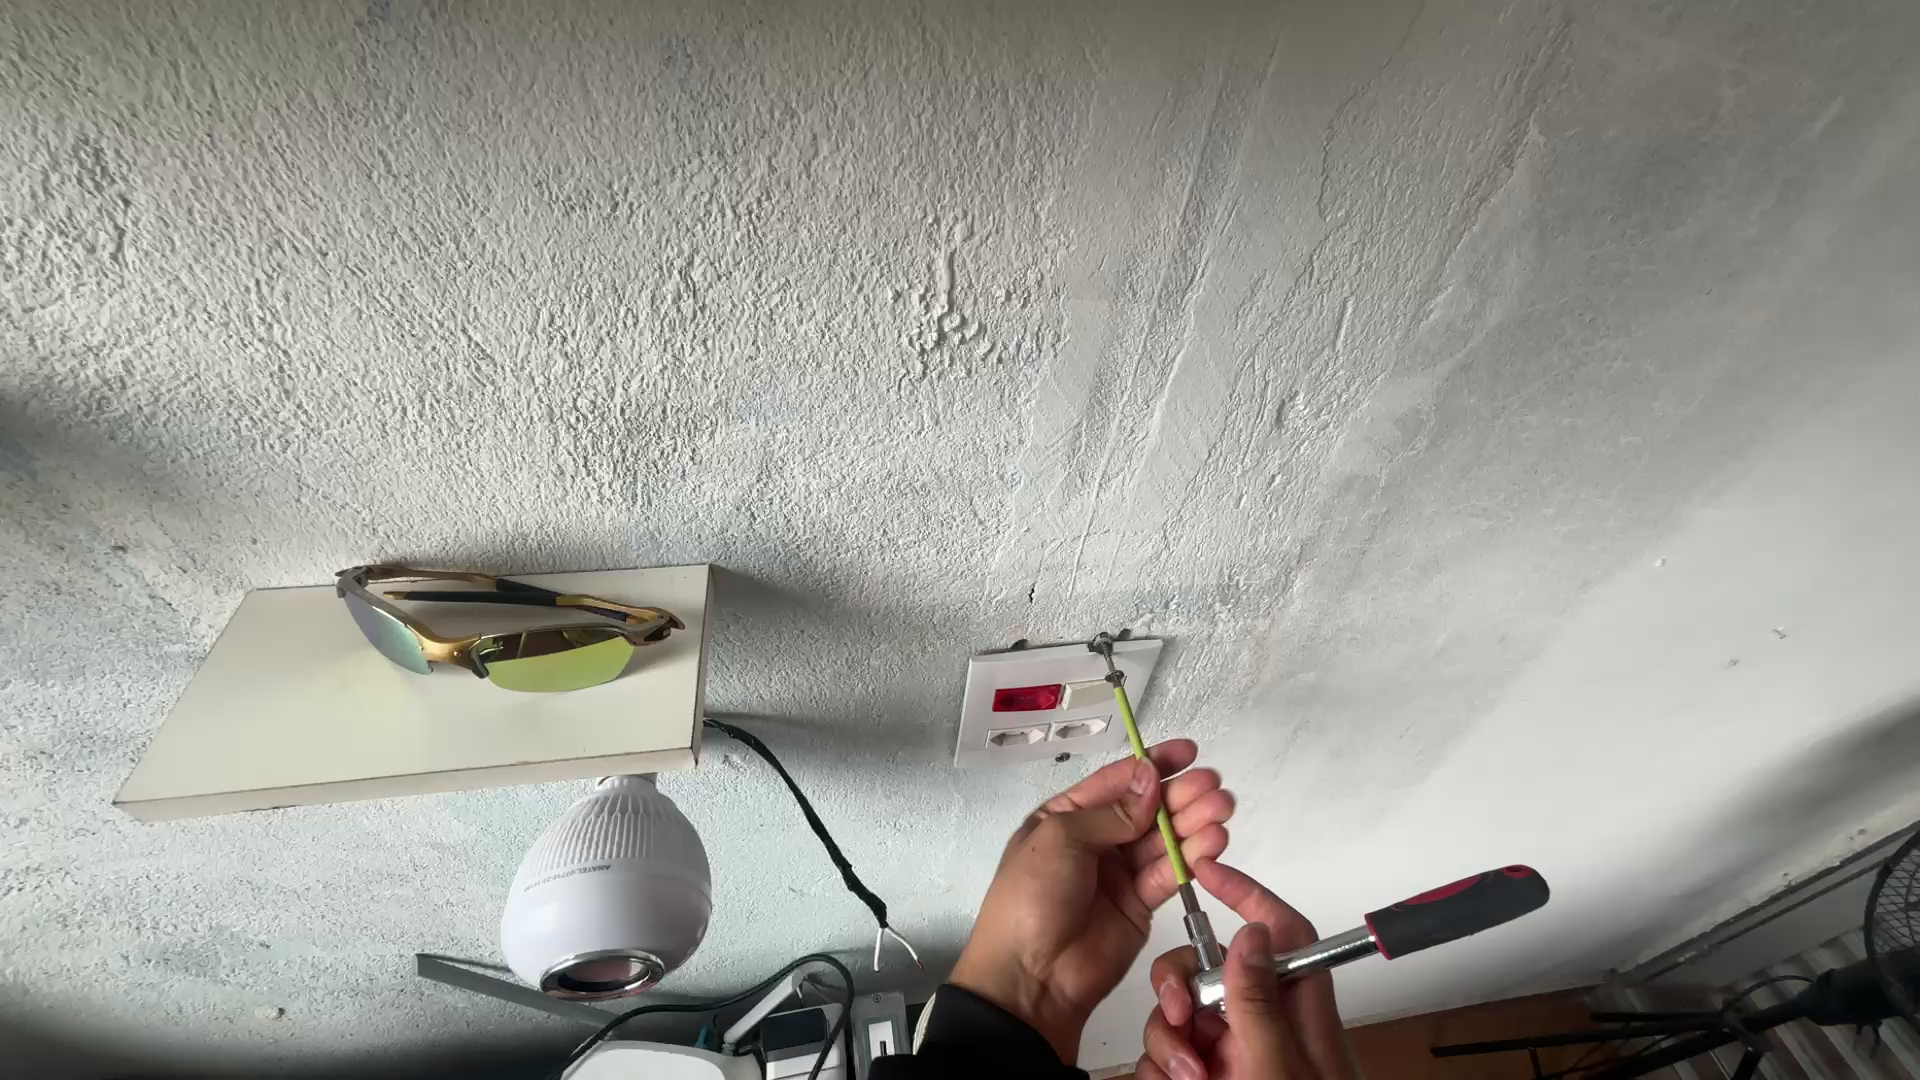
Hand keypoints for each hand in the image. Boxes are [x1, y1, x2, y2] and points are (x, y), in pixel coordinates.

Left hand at [950, 740, 1234, 1063]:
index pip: (1116, 781)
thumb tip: (1148, 778)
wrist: (1031, 976)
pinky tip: (1213, 843)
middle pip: (1145, 809)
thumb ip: (1112, 813)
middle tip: (1214, 785)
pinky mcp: (1139, 905)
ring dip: (1193, 823)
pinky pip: (1169, 874)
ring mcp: (1118, 873)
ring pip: (1163, 839)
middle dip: (1180, 794)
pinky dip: (1192, 859)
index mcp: (1067, 815)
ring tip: (1222, 809)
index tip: (1187, 753)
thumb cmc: (1031, 896)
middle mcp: (1096, 839)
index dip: (1151, 765)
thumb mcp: (1062, 840)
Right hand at [1137, 861, 1357, 1079]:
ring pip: (1179, 1012)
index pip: (1282, 934)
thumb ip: (1261, 1008)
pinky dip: (1160, 1070)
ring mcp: (1232, 1060)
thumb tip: (1251, 931)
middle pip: (1210, 968)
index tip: (1207, 873)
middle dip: (1181, 985)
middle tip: (1179, 1015)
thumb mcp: (1280, 1078)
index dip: (1249, 894)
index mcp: (1300, 1020)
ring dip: (1168, 1040)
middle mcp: (1263, 1032)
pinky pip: (1165, 1055)